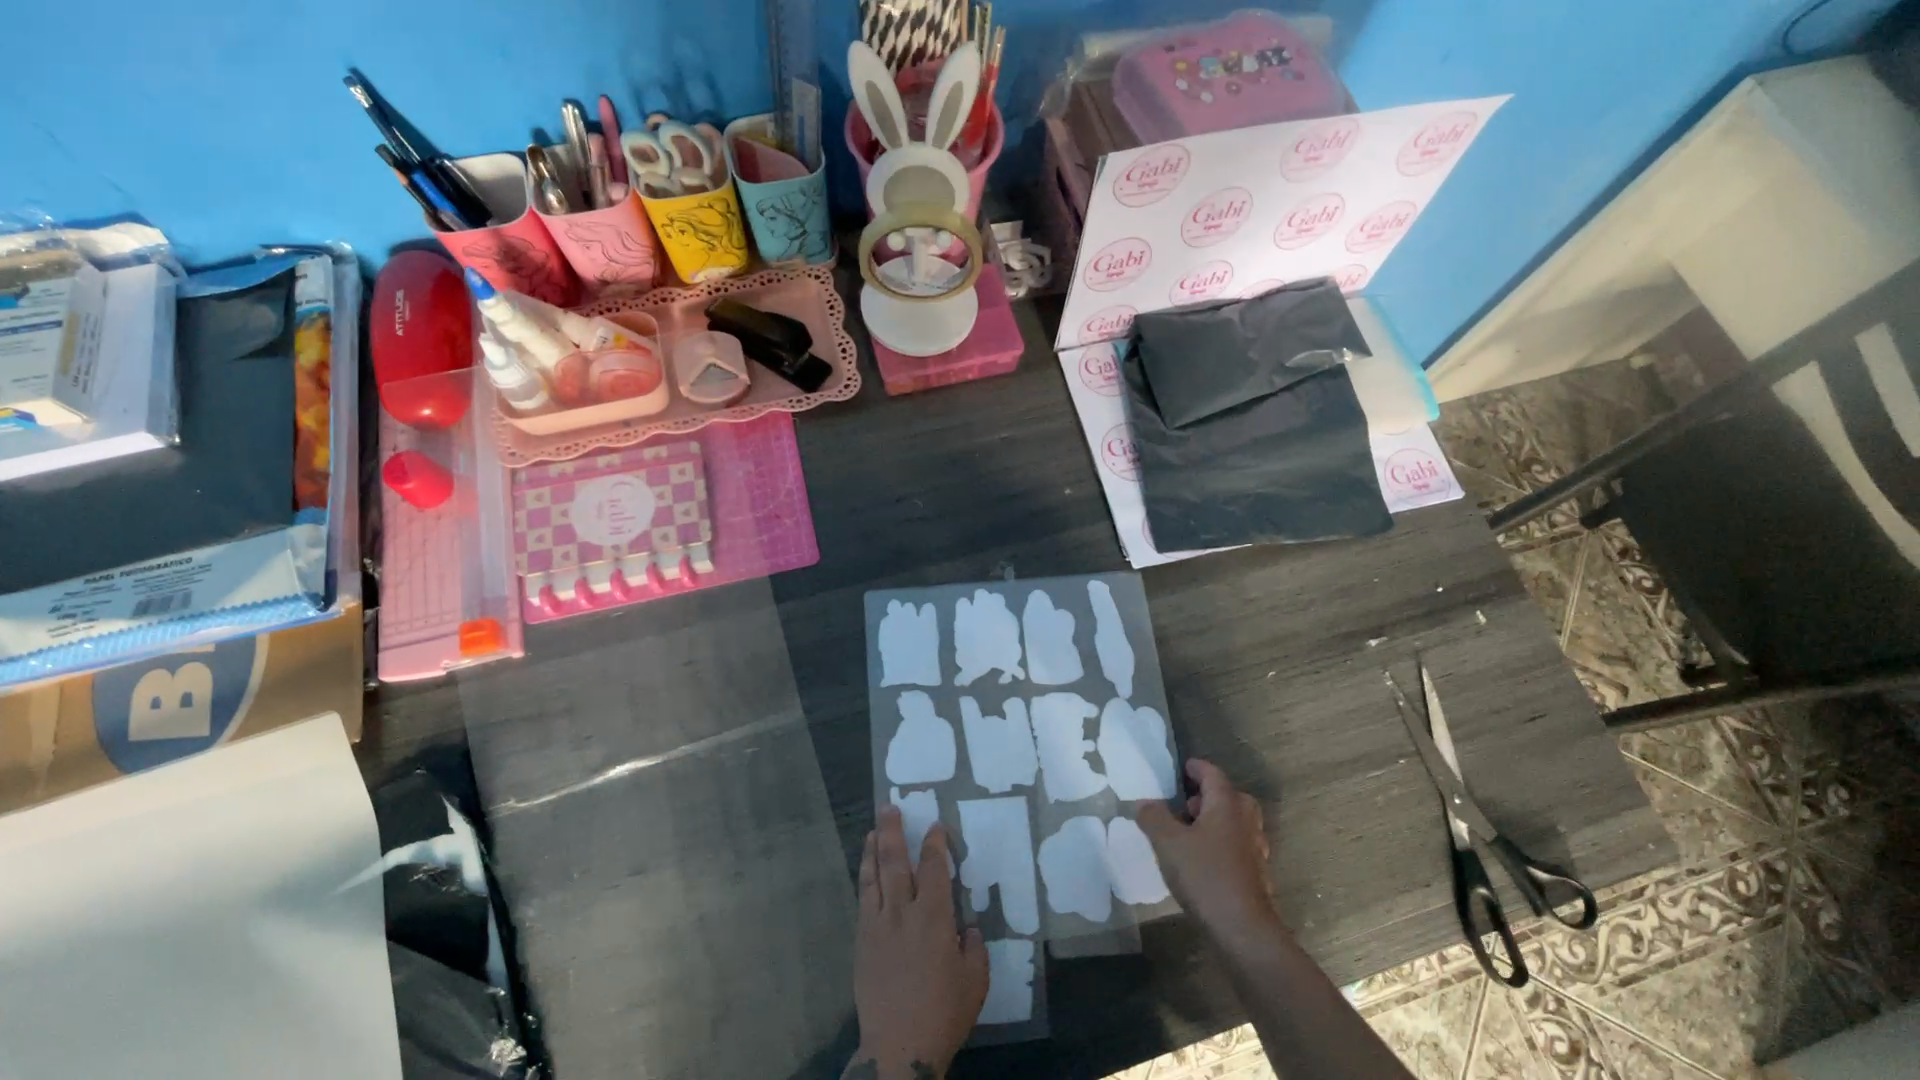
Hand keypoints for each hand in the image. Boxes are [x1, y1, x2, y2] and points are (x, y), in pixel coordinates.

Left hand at [846, 805, 988, 1079]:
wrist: (898, 1044)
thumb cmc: (943, 1012)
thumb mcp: (975, 980)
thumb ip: (973, 947)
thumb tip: (966, 927)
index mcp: (934, 917)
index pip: (933, 868)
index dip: (935, 844)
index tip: (936, 826)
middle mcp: (902, 912)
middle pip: (895, 862)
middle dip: (893, 832)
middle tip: (890, 807)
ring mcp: (877, 925)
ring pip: (873, 876)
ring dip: (873, 849)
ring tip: (873, 829)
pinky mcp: (862, 941)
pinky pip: (863, 899)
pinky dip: (864, 878)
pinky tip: (866, 871)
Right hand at [1137, 758, 1278, 939]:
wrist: (1242, 928)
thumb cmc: (1205, 876)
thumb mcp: (1168, 843)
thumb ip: (1154, 818)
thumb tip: (1145, 803)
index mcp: (1227, 804)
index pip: (1212, 774)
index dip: (1195, 768)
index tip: (1181, 768)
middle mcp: (1245, 820)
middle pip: (1229, 796)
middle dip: (1206, 796)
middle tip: (1182, 805)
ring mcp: (1255, 847)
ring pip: (1235, 821)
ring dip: (1214, 820)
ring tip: (1188, 834)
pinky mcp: (1256, 872)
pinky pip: (1238, 845)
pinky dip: (1221, 843)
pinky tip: (1203, 861)